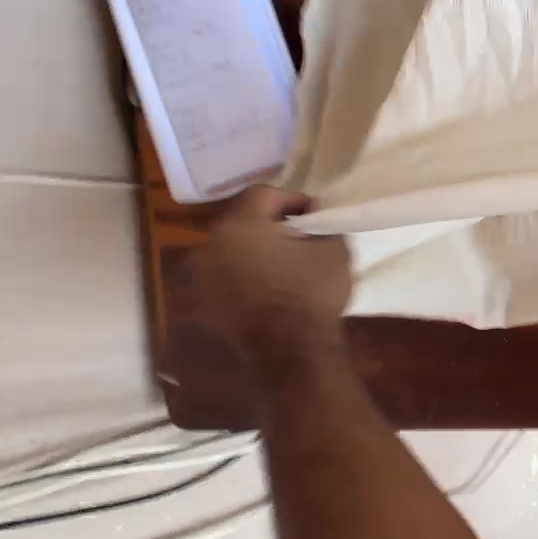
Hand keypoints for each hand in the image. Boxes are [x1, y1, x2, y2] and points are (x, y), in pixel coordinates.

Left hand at [188, 186, 350, 378]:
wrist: (289, 345)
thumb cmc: (312, 291)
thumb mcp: (334, 250)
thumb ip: (321, 226)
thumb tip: (312, 219)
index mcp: (241, 225)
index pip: (263, 193)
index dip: (293, 198)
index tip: (316, 216)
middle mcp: (210, 242)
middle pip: (244, 220)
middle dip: (273, 225)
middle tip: (303, 239)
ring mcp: (201, 271)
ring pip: (233, 247)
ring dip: (258, 249)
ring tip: (286, 266)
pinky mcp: (202, 296)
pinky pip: (226, 272)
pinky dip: (247, 272)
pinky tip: (271, 288)